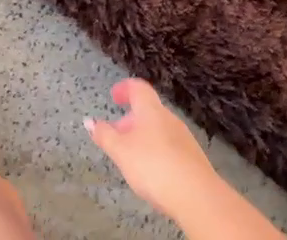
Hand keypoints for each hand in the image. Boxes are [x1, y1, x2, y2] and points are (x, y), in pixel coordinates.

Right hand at [85, 78, 216, 220]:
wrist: (198, 197)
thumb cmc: (154, 166)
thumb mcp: (121, 151)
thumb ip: (104, 135)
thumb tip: (88, 121)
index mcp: (151, 110)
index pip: (138, 88)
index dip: (124, 88)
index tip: (114, 97)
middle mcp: (169, 119)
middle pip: (148, 110)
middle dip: (130, 119)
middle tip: (116, 135)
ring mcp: (184, 138)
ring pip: (159, 129)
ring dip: (143, 136)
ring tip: (131, 156)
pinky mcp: (193, 158)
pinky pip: (170, 146)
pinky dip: (156, 150)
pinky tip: (152, 171)